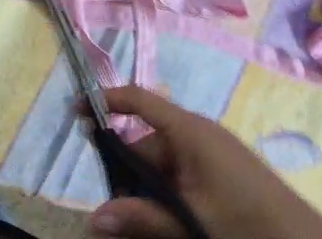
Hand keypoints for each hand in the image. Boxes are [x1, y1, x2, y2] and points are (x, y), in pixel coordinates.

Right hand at [89, 86, 321, 238]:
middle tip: (107, 210)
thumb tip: (92, 217)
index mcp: (190, 130)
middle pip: (148, 143)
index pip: (140, 99)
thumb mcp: (190, 221)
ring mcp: (213, 153)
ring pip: (164, 165)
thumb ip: (143, 218)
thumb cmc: (244, 220)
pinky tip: (163, 223)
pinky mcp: (224, 174)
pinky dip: (167, 195)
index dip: (107, 99)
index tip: (76, 111)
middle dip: (124, 173)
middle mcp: (199, 134)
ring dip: (146, 191)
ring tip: (134, 223)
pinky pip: (183, 176)